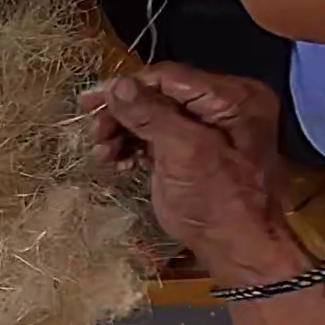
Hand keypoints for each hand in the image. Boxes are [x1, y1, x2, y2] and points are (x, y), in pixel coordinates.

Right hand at [81, 63, 314, 286]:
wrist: (235, 246)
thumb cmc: (218, 201)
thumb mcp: (183, 152)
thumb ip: (151, 115)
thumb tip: (118, 85)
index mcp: (234, 98)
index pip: (170, 77)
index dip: (126, 87)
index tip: (89, 101)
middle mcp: (224, 106)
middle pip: (157, 96)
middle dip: (121, 114)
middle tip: (95, 133)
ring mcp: (208, 128)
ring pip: (150, 116)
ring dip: (121, 132)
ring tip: (105, 154)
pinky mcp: (192, 148)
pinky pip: (154, 135)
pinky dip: (131, 146)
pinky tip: (119, 162)